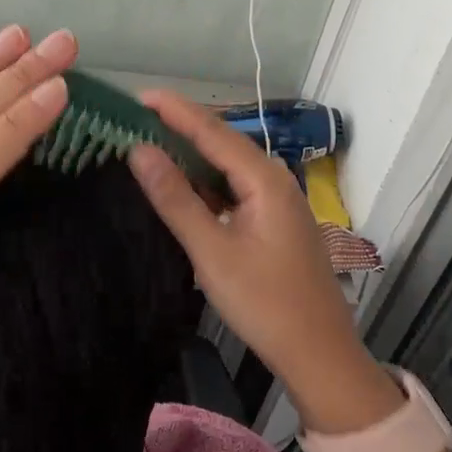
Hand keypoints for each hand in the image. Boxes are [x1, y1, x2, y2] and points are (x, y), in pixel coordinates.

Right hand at [128, 92, 397, 430]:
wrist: (319, 355)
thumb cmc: (265, 303)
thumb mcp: (211, 252)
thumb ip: (175, 198)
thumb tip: (138, 150)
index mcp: (264, 180)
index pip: (212, 130)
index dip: (173, 110)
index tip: (135, 96)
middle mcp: (274, 180)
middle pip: (221, 141)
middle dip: (178, 126)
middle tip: (131, 118)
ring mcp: (276, 200)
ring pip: (225, 165)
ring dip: (188, 153)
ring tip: (145, 142)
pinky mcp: (272, 220)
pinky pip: (231, 186)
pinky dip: (202, 180)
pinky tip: (178, 184)